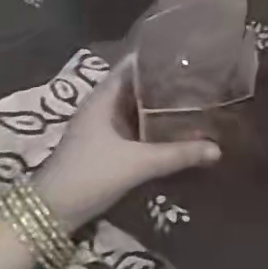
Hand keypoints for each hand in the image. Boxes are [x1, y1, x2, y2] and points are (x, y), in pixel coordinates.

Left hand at [33, 57, 220, 230]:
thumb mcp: (136, 163)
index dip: (157, 57)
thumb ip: (177, 154)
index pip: (132, 65)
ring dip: (159, 108)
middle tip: (201, 80)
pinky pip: (134, 128)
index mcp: (103, 97)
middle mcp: (102, 106)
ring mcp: (102, 128)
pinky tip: (174, 132)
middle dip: (165, 84)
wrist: (49, 214)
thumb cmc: (89, 175)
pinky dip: (152, 127)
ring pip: (136, 109)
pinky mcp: (105, 147)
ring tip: (194, 102)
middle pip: (137, 87)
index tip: (187, 54)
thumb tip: (218, 149)